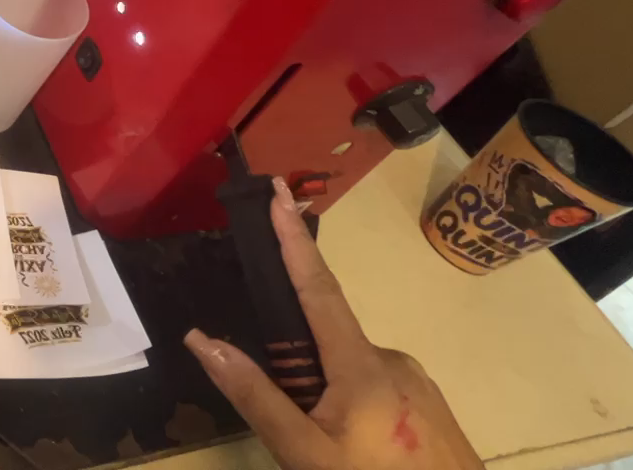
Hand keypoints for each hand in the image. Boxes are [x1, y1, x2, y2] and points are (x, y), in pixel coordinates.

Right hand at [186, 178, 483, 469]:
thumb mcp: (307, 456)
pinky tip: (358, 453)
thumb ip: (256, 396)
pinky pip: (375, 390)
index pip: (317, 286)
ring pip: (349, 370)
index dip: (294, 238)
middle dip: (299, 361)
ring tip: (330, 451)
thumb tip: (199, 338)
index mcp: (361, 365)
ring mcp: (417, 386)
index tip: (278, 190)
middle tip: (296, 419)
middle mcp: (391, 361)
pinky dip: (353, 407)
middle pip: (326, 338)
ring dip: (326, 392)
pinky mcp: (433, 411)